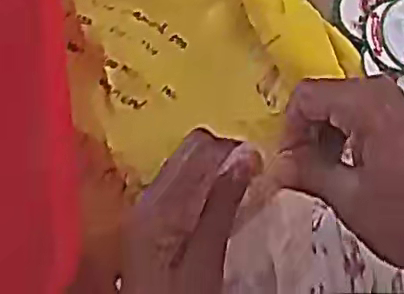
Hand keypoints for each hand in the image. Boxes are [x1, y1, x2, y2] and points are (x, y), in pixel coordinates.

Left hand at [122, 129, 260, 293]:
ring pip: (189, 169)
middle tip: (251, 181)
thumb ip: (224, 203)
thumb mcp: (206, 258)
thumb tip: (248, 153)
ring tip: (239, 198)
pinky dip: (205, 192)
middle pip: (192, 151)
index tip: (257, 168)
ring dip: (216, 175)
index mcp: (158, 202)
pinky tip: (218, 215)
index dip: (231, 150)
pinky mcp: (150, 228)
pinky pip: (184, 190)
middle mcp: (148, 198)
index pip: (199, 145)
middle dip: (225, 158)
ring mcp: (146, 212)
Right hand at [275, 77, 403, 273]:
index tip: (290, 162)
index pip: (307, 94)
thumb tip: (277, 164)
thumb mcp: (348, 196)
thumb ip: (308, 172)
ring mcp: (389, 98)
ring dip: (323, 133)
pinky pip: (355, 109)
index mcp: (365, 102)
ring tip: (324, 173)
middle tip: (302, 172)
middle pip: (322, 95)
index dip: (291, 128)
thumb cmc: (402, 212)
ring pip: (337, 102)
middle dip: (306, 131)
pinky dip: (341, 132)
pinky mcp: (395, 111)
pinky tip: (343, 165)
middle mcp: (377, 89)